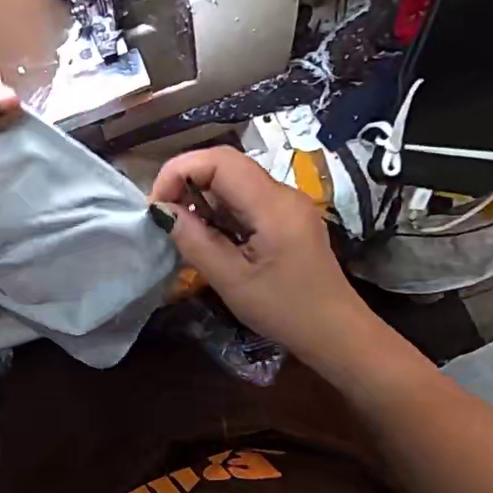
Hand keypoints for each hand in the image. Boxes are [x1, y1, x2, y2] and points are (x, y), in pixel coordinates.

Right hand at [151, 146, 379, 366]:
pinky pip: (244, 198)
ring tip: (182, 229)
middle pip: (226, 165)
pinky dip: (217, 209)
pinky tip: (208, 236)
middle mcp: (282, 193)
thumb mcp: (231, 280)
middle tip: (163, 217)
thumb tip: (161, 211)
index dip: (180, 171)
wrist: (335, 331)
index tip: (157, 205)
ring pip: (233, 180)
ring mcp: (286, 204)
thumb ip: (194, 241)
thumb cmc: (284, 310)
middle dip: (186, 182)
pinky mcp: (285, 217)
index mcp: (272, 205)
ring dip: (200, 196)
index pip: (219, 160)